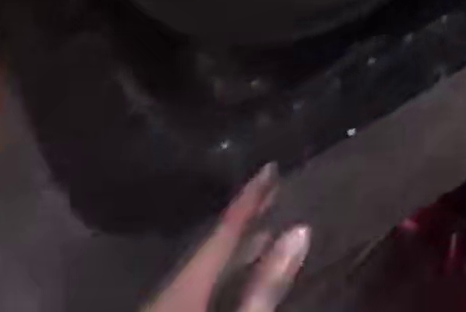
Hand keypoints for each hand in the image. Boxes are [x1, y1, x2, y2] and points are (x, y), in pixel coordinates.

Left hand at [144, 165, 309, 311]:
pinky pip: (189, 294)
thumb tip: (300, 230)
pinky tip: (231, 281)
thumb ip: (264, 290)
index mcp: (182, 293)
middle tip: (274, 194)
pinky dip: (217, 279)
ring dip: (231, 254)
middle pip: (207, 253)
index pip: (222, 234)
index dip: (249, 199)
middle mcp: (165, 300)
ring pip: (197, 276)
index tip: (270, 167)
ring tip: (263, 233)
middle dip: (242, 225)